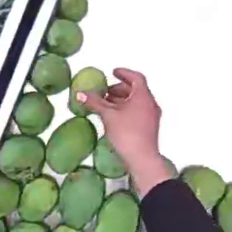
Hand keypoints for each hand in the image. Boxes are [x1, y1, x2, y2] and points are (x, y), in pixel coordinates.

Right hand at [78, 69, 171, 195]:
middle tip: (105, 91)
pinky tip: (112, 116)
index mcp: (143, 97)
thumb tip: (80, 93)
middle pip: (136, 90)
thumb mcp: (108, 115)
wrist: (142, 159)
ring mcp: (151, 116)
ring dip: (121, 99)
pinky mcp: (148, 127)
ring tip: (105, 104)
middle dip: (119, 88)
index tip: (113, 72)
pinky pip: (136, 111)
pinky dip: (125, 109)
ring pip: (136, 102)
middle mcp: (150, 104)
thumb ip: (95, 102)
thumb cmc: (127, 133)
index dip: (124, 73)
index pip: (136, 78)